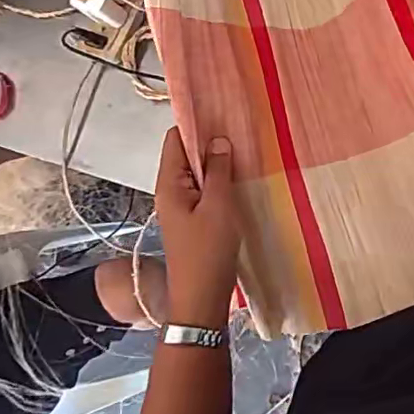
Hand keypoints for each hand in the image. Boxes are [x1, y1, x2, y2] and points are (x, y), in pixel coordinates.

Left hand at [155, 128, 241, 326]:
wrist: (202, 299)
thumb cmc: (208, 251)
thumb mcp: (218, 206)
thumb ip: (218, 171)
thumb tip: (218, 139)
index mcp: (169, 184)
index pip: (175, 140)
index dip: (196, 124)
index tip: (224, 114)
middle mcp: (170, 191)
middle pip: (186, 154)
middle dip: (210, 141)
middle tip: (241, 131)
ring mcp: (182, 205)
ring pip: (197, 172)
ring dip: (217, 162)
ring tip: (244, 151)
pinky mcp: (194, 218)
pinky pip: (205, 188)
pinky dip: (219, 180)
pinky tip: (240, 178)